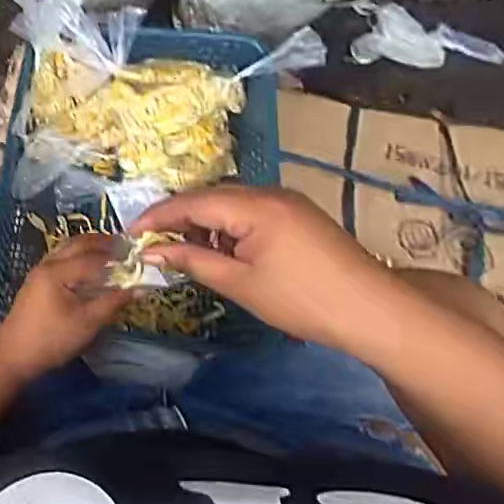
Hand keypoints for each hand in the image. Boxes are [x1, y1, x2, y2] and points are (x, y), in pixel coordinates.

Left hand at [0, 234, 135, 379]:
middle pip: (78, 244)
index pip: (94, 257)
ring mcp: (39, 272)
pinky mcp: (37, 282)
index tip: (139, 258)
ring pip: (68, 249)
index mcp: (58, 271)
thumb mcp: (87, 323)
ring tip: (112, 254)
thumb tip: (139, 288)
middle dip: (103, 242)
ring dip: (90, 248)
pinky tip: (90, 269)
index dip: (118, 258)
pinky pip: (62, 259)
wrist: (13, 356)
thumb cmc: (52, 340)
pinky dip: (79, 257)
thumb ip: (113, 302)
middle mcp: (47, 264)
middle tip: (126, 247)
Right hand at [131, 186, 394, 349]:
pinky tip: (223, 250)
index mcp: (253, 206)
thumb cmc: (301, 300)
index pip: (193, 202)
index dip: (158, 216)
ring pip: (231, 201)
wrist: (372, 310)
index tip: (131, 233)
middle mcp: (269, 193)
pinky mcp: (298, 214)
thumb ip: (192, 261)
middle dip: (180, 217)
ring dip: (205, 222)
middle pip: (211, 196)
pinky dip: (229, 226)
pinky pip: (251, 210)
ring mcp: (287, 201)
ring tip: (186, 252)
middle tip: (154, 243)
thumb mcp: (240, 283)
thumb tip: (152, 251)